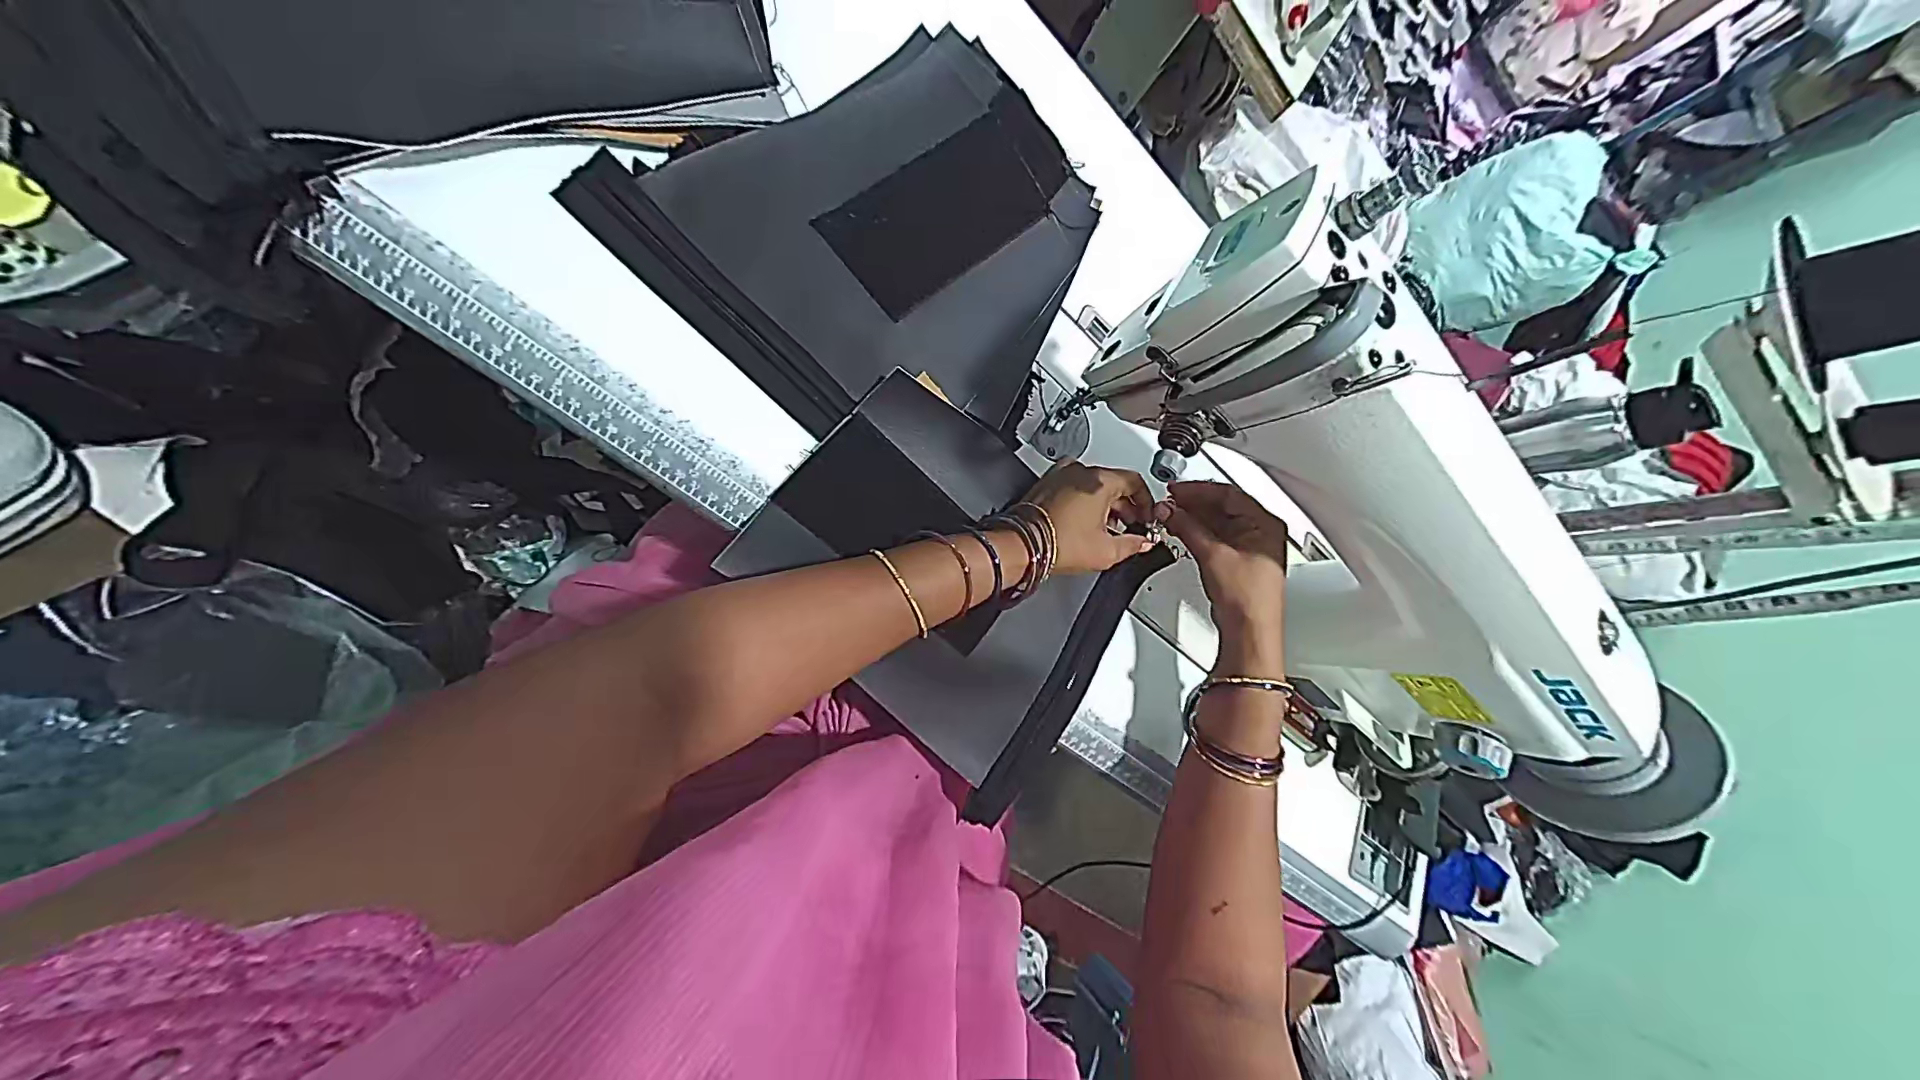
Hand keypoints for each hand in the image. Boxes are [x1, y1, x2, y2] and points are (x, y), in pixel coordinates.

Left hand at [1020, 463, 1156, 575]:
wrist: (1022, 545)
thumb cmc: (1056, 542)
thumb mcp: (1106, 551)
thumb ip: (1133, 544)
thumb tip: (1142, 542)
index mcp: (1100, 480)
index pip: (1135, 481)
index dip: (1146, 501)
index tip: (1146, 516)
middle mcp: (1079, 471)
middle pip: (1114, 482)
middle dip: (1126, 506)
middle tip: (1130, 525)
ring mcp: (1060, 475)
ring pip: (1093, 485)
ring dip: (1105, 503)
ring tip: (1106, 527)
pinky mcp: (1046, 484)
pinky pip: (1074, 487)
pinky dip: (1084, 500)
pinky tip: (1084, 521)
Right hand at [1158, 481, 1287, 660]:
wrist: (1249, 631)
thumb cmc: (1248, 599)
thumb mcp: (1212, 554)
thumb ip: (1187, 527)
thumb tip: (1171, 511)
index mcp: (1265, 524)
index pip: (1229, 493)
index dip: (1199, 490)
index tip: (1176, 490)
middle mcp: (1262, 533)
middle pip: (1224, 506)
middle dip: (1194, 503)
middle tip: (1169, 502)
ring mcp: (1251, 548)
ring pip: (1219, 522)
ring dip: (1193, 517)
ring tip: (1171, 515)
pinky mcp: (1239, 562)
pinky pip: (1216, 537)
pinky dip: (1197, 532)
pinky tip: (1182, 531)